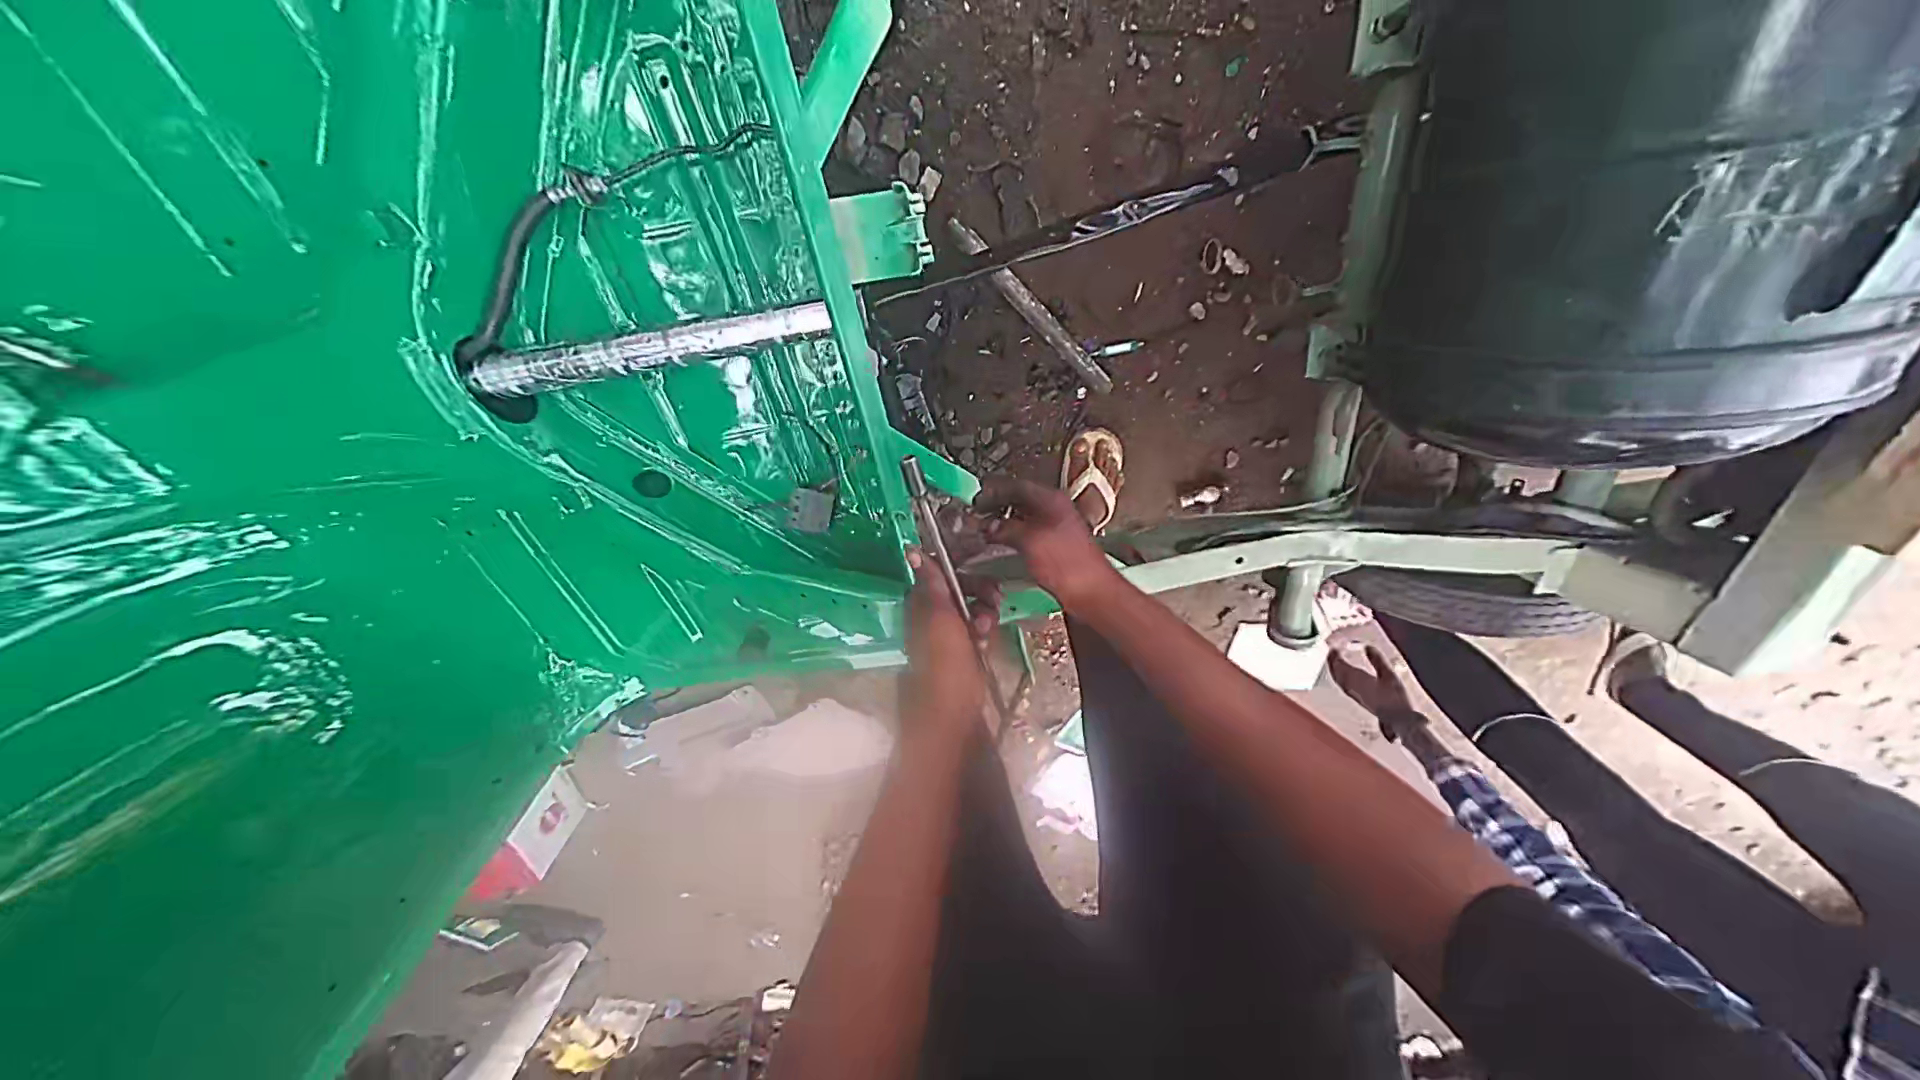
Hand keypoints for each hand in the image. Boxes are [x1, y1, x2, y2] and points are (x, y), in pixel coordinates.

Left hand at [902, 548, 998, 741]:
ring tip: (985, 629)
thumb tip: (911, 549)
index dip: (958, 565)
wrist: (952, 716)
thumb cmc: (946, 665)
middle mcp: (929, 617)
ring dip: (982, 614)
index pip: (937, 571)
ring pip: (969, 610)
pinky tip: (984, 645)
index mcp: (919, 605)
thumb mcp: (940, 617)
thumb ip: (931, 583)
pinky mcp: (959, 654)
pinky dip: (982, 634)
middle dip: (977, 591)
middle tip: (993, 599)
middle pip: (956, 589)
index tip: (981, 564)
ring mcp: (943, 637)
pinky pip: (974, 632)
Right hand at [975, 477, 1119, 609]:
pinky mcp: (1056, 546)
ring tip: (986, 529)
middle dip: (997, 506)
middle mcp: (1056, 510)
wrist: (1092, 592)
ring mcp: (1057, 528)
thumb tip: (989, 526)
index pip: (1017, 485)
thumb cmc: (1071, 565)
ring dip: (1004, 521)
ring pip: (1024, 517)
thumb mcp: (1031, 541)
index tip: (977, 501)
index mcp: (1052, 501)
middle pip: (1020, 499)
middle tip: (978, 514)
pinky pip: (1029, 533)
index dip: (994, 491)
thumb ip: (1006, 529)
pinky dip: (1013, 535)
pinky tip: (1004, 544)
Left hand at [1327, 644, 1423, 738]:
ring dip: (1334, 668)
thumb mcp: (1389, 675)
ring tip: (1335, 661)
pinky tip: (1344, 676)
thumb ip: (1377, 660)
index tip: (1333, 647)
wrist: (1398, 720)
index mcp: (1356, 678)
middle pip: (1336, 671)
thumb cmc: (1395, 698)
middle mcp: (1350, 686)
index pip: (1340, 664)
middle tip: (1331, 651)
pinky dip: (1339, 676)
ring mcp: (1352, 694)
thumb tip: (1368, 647)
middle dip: (1332, 661)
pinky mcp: (1357, 699)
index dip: (1335, 655)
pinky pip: (1342, 684)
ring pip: (1338, 678)